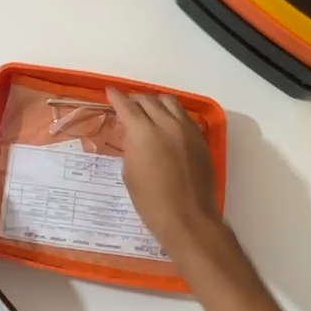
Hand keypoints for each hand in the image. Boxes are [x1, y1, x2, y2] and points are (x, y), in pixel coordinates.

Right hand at [107, 88, 225, 259]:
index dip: (116, 97)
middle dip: (135, 99)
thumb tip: (133, 135)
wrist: (188, 218)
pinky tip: (168, 123)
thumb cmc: (151, 202)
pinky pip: (185, 116)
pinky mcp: (200, 139)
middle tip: (128, 105)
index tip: (110, 92)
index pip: (127, 106)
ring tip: (150, 109)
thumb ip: (131, 146)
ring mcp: (187, 130)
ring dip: (156, 102)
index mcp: (143, 133)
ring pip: (170, 102)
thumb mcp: (130, 173)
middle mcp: (166, 124)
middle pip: (149, 100)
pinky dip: (173, 114)